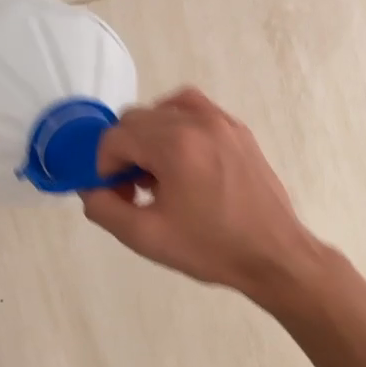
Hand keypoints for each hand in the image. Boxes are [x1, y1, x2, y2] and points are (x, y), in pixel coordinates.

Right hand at [80, 88, 330, 299]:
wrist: (274, 256)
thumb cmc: (209, 248)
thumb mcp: (144, 236)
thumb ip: (103, 208)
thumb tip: (91, 189)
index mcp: (175, 145)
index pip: (115, 137)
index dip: (104, 167)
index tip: (117, 195)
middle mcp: (198, 122)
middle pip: (136, 119)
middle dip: (124, 152)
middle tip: (134, 191)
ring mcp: (222, 123)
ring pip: (162, 110)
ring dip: (148, 136)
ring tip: (158, 172)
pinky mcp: (238, 131)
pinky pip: (193, 110)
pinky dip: (176, 125)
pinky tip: (180, 160)